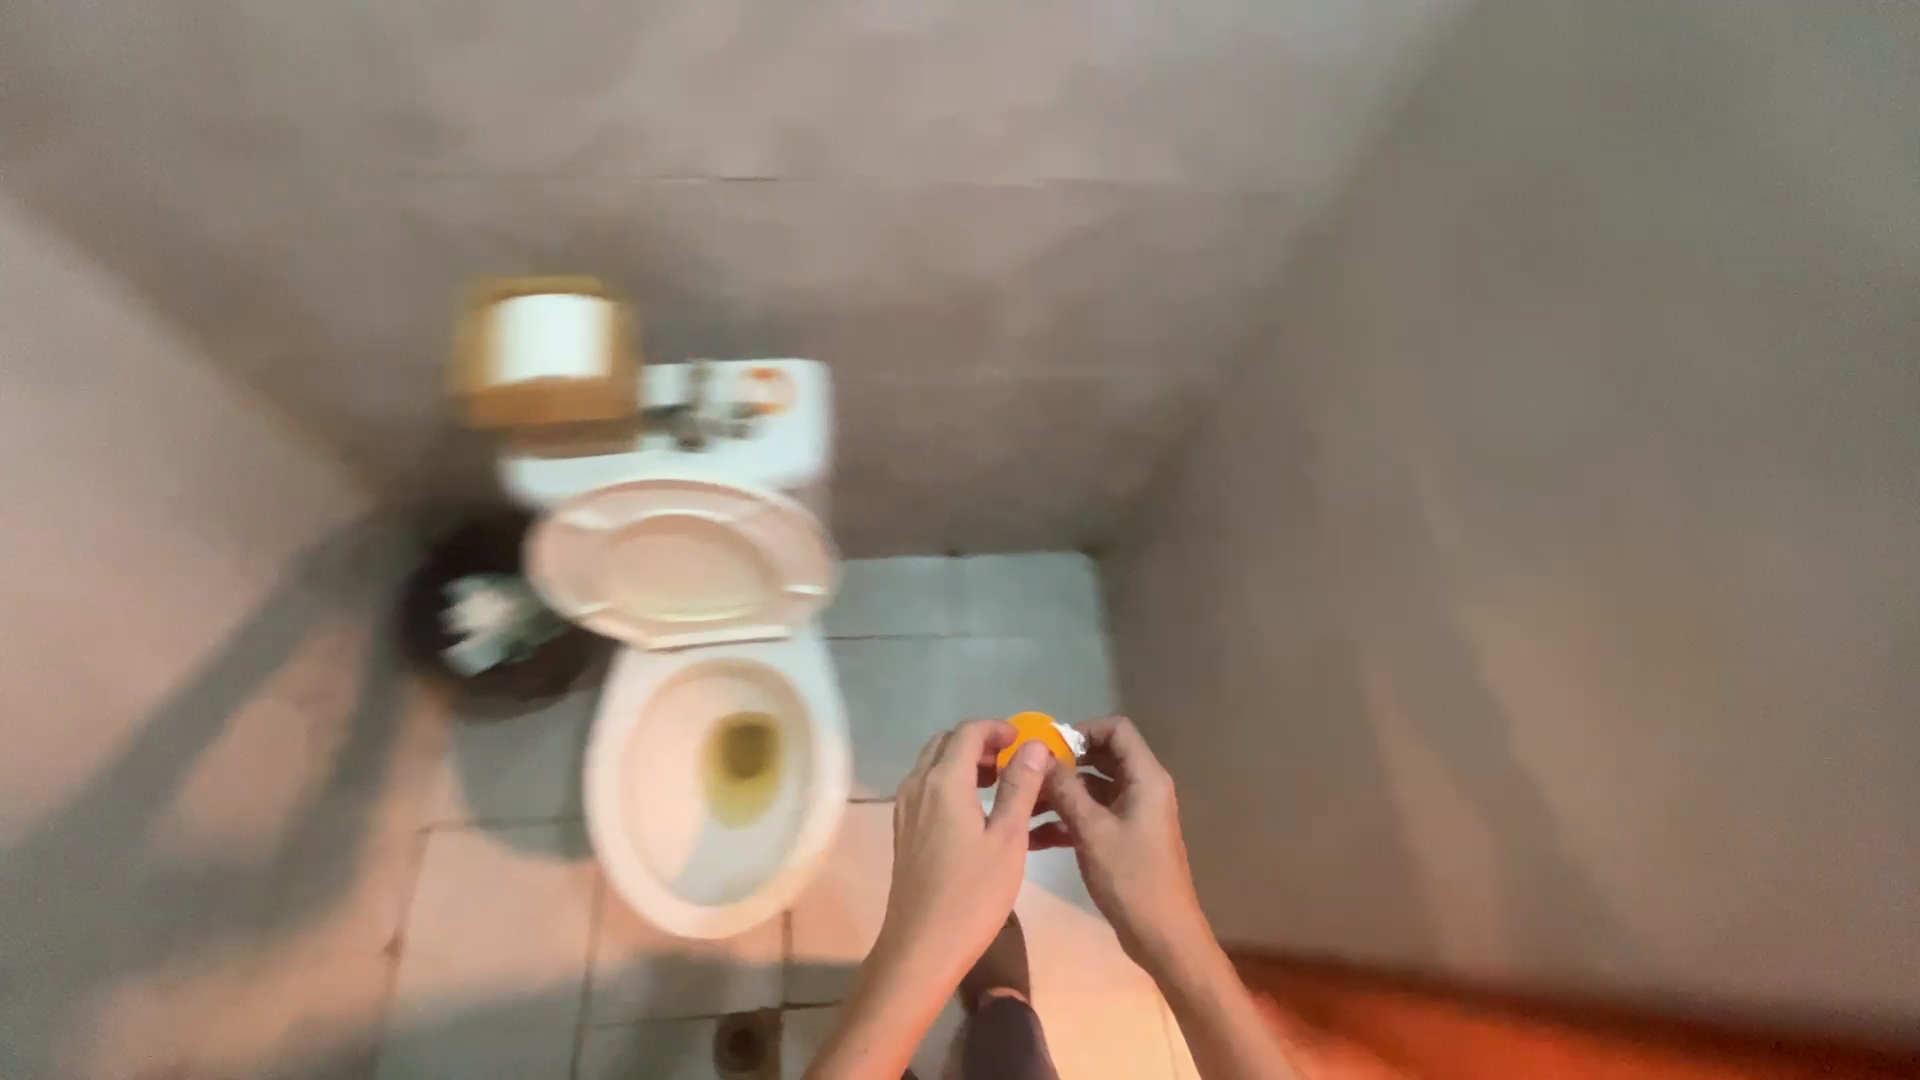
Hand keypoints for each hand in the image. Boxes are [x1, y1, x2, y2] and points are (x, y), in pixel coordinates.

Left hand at [873, 719, 1056, 986]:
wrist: (921, 947)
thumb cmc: (972, 894)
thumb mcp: (1008, 839)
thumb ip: (1020, 786)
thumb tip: (1035, 745)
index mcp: (944, 781)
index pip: (969, 732)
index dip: (998, 729)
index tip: (1025, 742)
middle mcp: (918, 784)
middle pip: (947, 742)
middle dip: (981, 742)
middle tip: (1013, 760)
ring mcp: (906, 807)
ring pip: (934, 763)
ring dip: (965, 761)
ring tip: (1000, 782)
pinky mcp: (904, 828)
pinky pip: (927, 786)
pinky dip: (951, 781)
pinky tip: (976, 810)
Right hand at [1037, 716, 1210, 975]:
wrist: (1164, 938)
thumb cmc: (1132, 879)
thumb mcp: (1092, 830)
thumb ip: (1065, 789)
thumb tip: (1039, 754)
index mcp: (1145, 778)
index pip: (1117, 729)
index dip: (1083, 729)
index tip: (1050, 746)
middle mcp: (1142, 788)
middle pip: (1102, 756)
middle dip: (1065, 763)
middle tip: (1030, 773)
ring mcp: (1133, 814)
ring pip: (1093, 788)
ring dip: (1061, 794)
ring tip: (1024, 806)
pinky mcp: (1123, 837)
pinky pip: (1093, 814)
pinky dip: (1067, 819)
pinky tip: (1033, 836)